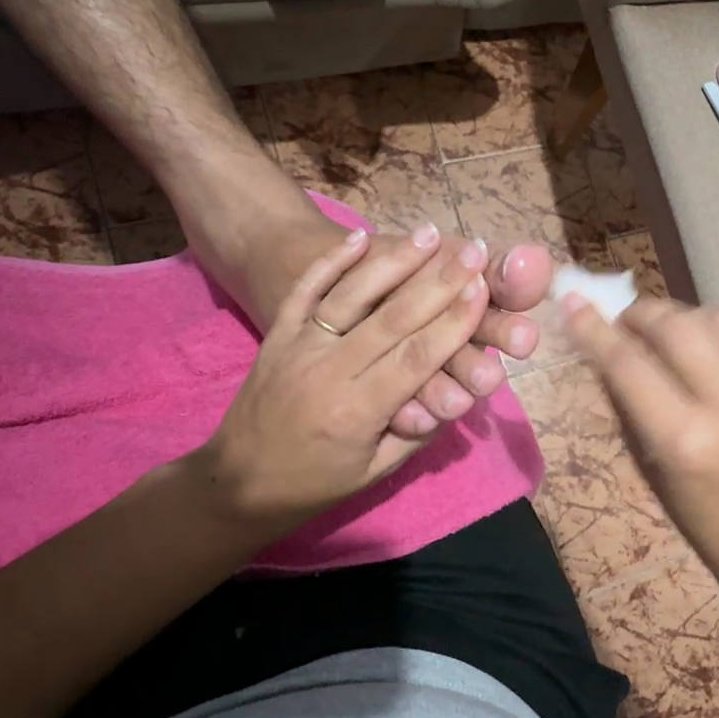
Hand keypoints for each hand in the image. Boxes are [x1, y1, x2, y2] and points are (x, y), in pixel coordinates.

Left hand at [198, 227, 491, 522]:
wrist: (236, 484)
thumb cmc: (316, 483)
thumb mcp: (375, 471)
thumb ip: (418, 429)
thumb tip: (462, 389)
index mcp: (357, 412)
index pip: (415, 358)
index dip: (453, 322)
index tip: (482, 290)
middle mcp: (328, 372)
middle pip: (393, 319)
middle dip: (439, 282)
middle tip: (473, 252)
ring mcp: (299, 347)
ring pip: (353, 296)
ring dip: (395, 261)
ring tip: (431, 232)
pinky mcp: (278, 334)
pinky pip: (308, 291)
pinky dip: (333, 261)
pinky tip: (362, 235)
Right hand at [562, 297, 718, 582]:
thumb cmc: (695, 509)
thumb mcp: (646, 460)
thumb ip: (625, 398)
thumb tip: (601, 340)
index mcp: (683, 441)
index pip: (629, 366)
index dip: (596, 330)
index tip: (574, 306)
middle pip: (677, 329)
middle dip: (642, 314)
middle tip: (627, 321)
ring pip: (716, 319)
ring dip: (683, 316)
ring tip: (668, 330)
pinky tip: (707, 338)